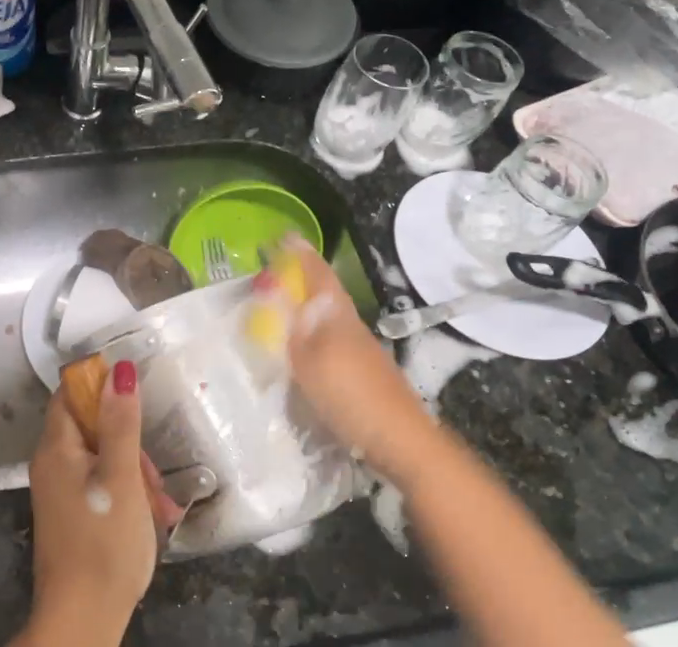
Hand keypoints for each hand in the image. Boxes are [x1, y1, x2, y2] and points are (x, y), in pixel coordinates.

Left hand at [16, 361, 181, 646]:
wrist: (82, 617)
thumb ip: (120, 422)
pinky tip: (152, 518)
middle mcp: (51, 464)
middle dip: (127, 441)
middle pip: (90, 427)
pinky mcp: (72, 515)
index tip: (134, 400)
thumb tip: (117, 369)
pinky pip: (100, 486)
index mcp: (55, 447)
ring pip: (101, 459)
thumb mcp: (121, 476)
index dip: (100, 387)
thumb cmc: (104, 540)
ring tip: (159, 505)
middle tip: (152, 473)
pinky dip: (126, 494)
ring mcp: (60, 492)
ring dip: (134, 472)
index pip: (69, 394)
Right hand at [275, 236, 440, 485]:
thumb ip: (296, 329)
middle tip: (274, 275)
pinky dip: (314, 336)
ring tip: (282, 312)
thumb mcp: (310, 362)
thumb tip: (288, 295)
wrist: (403, 442)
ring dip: (307, 309)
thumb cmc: (351, 396)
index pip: (318, 274)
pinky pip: (332, 341)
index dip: (301, 254)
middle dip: (301, 280)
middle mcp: (350, 326)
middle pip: (324, 294)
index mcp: (336, 316)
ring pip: (329, 318)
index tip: (285, 236)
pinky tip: (304, 352)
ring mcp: (361, 350)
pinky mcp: (365, 374)